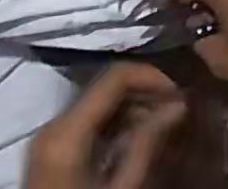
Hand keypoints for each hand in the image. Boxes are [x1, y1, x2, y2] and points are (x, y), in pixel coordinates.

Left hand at [25, 62, 185, 188]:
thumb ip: (148, 143)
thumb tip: (179, 105)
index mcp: (68, 132)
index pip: (116, 76)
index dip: (152, 77)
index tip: (177, 95)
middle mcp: (54, 124)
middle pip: (107, 86)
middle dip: (144, 93)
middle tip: (172, 112)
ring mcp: (48, 137)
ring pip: (99, 101)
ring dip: (131, 107)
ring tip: (158, 128)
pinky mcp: (50, 150)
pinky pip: (88, 120)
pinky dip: (114, 123)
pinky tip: (134, 141)